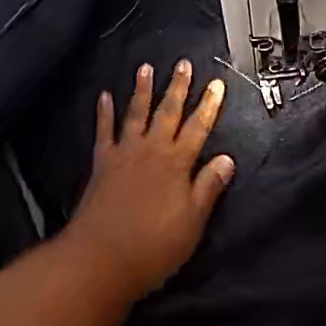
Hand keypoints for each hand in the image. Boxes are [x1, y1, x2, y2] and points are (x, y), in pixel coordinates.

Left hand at [63, 61, 234, 300]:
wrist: (98, 261)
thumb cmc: (152, 246)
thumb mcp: (191, 222)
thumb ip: (208, 188)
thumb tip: (227, 159)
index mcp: (177, 163)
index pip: (198, 127)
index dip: (209, 105)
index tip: (217, 84)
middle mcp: (152, 150)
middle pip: (168, 112)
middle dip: (178, 87)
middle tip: (183, 64)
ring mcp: (125, 154)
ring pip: (137, 114)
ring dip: (142, 90)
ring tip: (145, 68)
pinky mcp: (102, 164)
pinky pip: (104, 132)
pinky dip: (104, 114)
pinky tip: (104, 97)